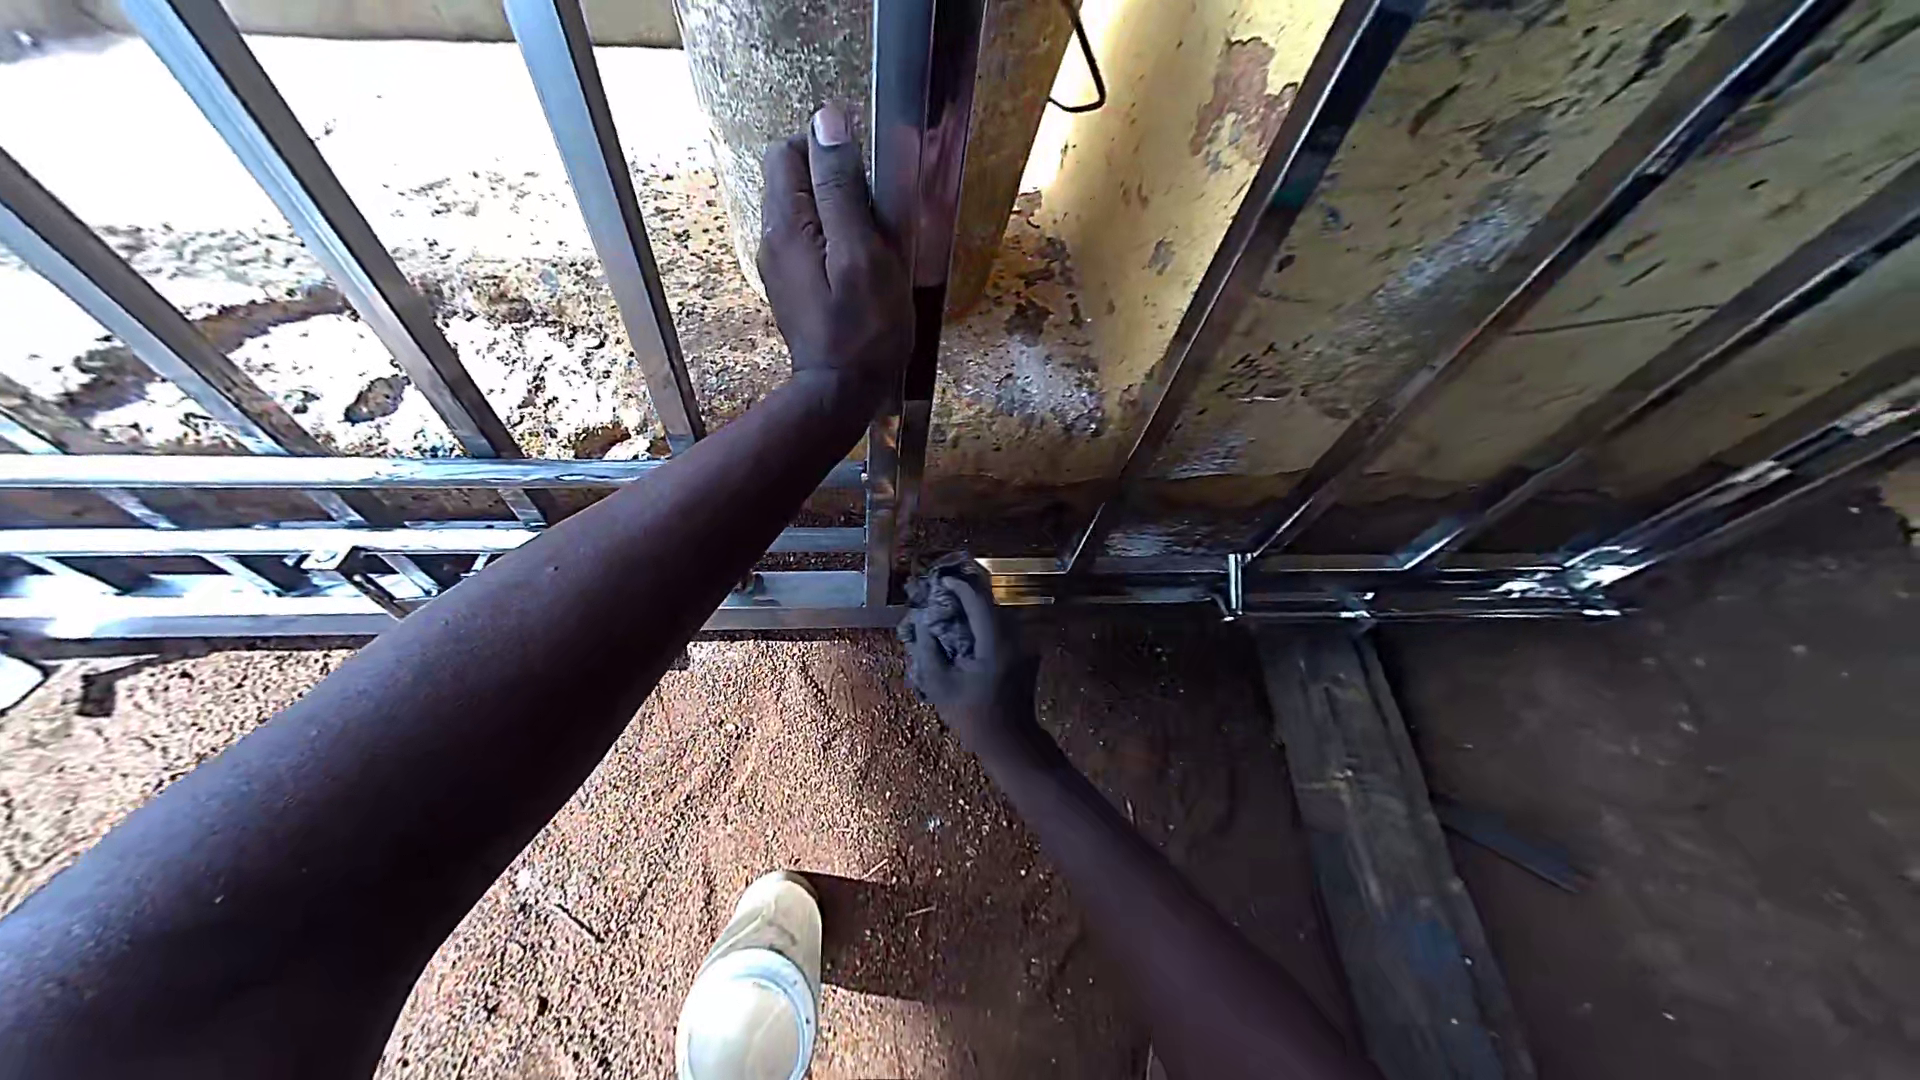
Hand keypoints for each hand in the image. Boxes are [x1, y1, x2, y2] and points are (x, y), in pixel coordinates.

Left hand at [758, 104, 912, 404]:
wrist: (841, 393)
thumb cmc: (862, 330)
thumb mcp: (862, 254)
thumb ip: (841, 189)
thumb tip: (826, 120)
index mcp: (786, 225)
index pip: (789, 151)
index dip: (829, 150)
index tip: (867, 182)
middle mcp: (772, 239)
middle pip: (794, 181)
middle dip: (836, 185)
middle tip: (875, 222)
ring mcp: (780, 266)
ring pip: (805, 214)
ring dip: (839, 217)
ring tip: (871, 250)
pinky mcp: (793, 287)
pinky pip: (810, 244)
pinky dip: (834, 243)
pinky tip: (857, 271)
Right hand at [900, 576, 1047, 764]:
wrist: (1011, 741)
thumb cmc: (973, 717)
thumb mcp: (939, 685)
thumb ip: (928, 647)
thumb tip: (923, 619)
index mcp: (996, 644)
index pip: (979, 601)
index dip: (959, 586)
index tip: (941, 580)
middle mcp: (1016, 638)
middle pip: (990, 604)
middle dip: (966, 595)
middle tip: (942, 593)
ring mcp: (1026, 645)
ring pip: (998, 615)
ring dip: (975, 609)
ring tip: (951, 610)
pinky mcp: (1027, 652)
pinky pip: (1003, 629)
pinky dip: (984, 624)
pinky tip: (968, 633)